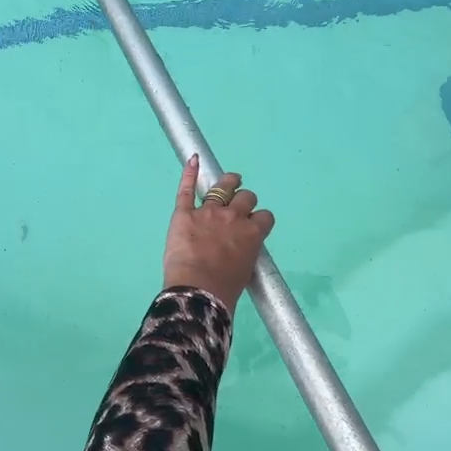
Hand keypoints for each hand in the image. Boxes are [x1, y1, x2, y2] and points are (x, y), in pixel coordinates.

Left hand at [162, 156, 274, 310]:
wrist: (197, 289)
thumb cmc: (223, 289)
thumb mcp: (245, 271)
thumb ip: (245, 252)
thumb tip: (240, 250)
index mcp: (253, 233)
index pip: (265, 216)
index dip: (259, 219)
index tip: (254, 224)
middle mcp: (234, 217)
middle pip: (246, 198)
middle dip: (245, 201)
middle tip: (239, 206)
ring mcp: (208, 212)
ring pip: (223, 187)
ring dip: (228, 182)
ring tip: (230, 180)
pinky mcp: (184, 213)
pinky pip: (187, 190)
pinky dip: (189, 173)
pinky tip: (193, 160)